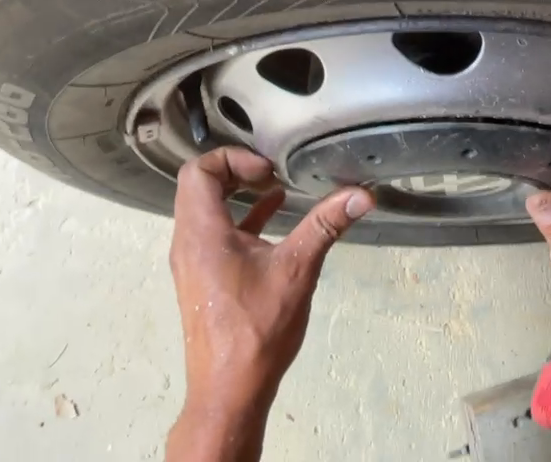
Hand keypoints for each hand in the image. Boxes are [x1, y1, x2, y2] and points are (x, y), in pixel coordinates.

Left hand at [165, 147, 373, 461]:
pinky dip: (241, 217)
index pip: (198, 172)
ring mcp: (193, 263)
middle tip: (270, 172)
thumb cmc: (257, 327)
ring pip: (205, 210)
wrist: (229, 392)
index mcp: (202, 233)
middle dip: (234, 170)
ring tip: (274, 186)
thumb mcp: (297, 269)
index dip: (232, 159)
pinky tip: (273, 214)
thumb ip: (326, 225)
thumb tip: (363, 195)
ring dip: (236, 192)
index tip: (267, 170)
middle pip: (198, 186)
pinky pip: (216, 233)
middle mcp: (188, 243)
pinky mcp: (204, 278)